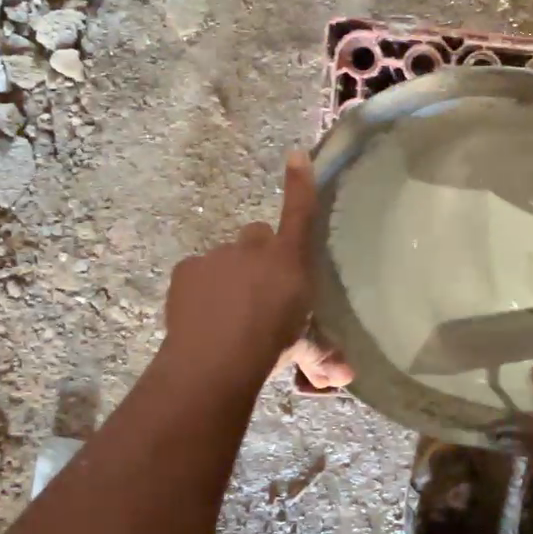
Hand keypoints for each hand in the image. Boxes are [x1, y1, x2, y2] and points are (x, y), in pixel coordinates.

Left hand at [161, 150, 316, 376]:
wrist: (213, 360)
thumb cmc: (270, 349)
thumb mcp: (301, 351)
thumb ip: (322, 356)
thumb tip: (345, 379)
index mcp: (289, 261)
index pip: (299, 214)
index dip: (300, 184)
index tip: (297, 154)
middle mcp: (254, 249)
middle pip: (257, 236)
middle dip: (258, 256)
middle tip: (258, 291)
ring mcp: (218, 256)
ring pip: (226, 257)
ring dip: (229, 276)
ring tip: (227, 313)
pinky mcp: (187, 269)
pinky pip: (198, 272)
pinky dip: (201, 287)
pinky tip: (202, 316)